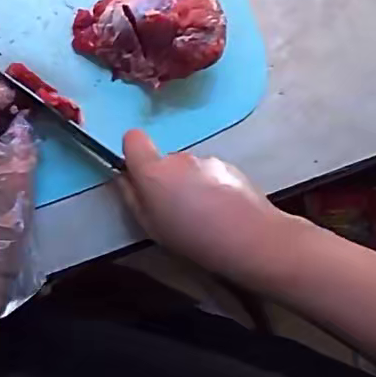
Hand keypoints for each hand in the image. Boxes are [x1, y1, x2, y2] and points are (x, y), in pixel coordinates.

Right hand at [118, 129, 310, 285]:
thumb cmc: (192, 237)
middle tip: (173, 209)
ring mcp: (206, 160)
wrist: (251, 237)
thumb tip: (124, 178)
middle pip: (162, 159)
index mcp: (153, 171)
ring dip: (188, 184)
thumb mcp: (150, 226)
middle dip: (164, 178)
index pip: (132, 138)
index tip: (137, 176)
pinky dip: (209, 186)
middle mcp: (178, 158)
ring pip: (187, 168)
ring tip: (201, 214)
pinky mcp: (230, 166)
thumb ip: (132, 198)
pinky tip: (220, 210)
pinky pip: (208, 173)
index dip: (132, 153)